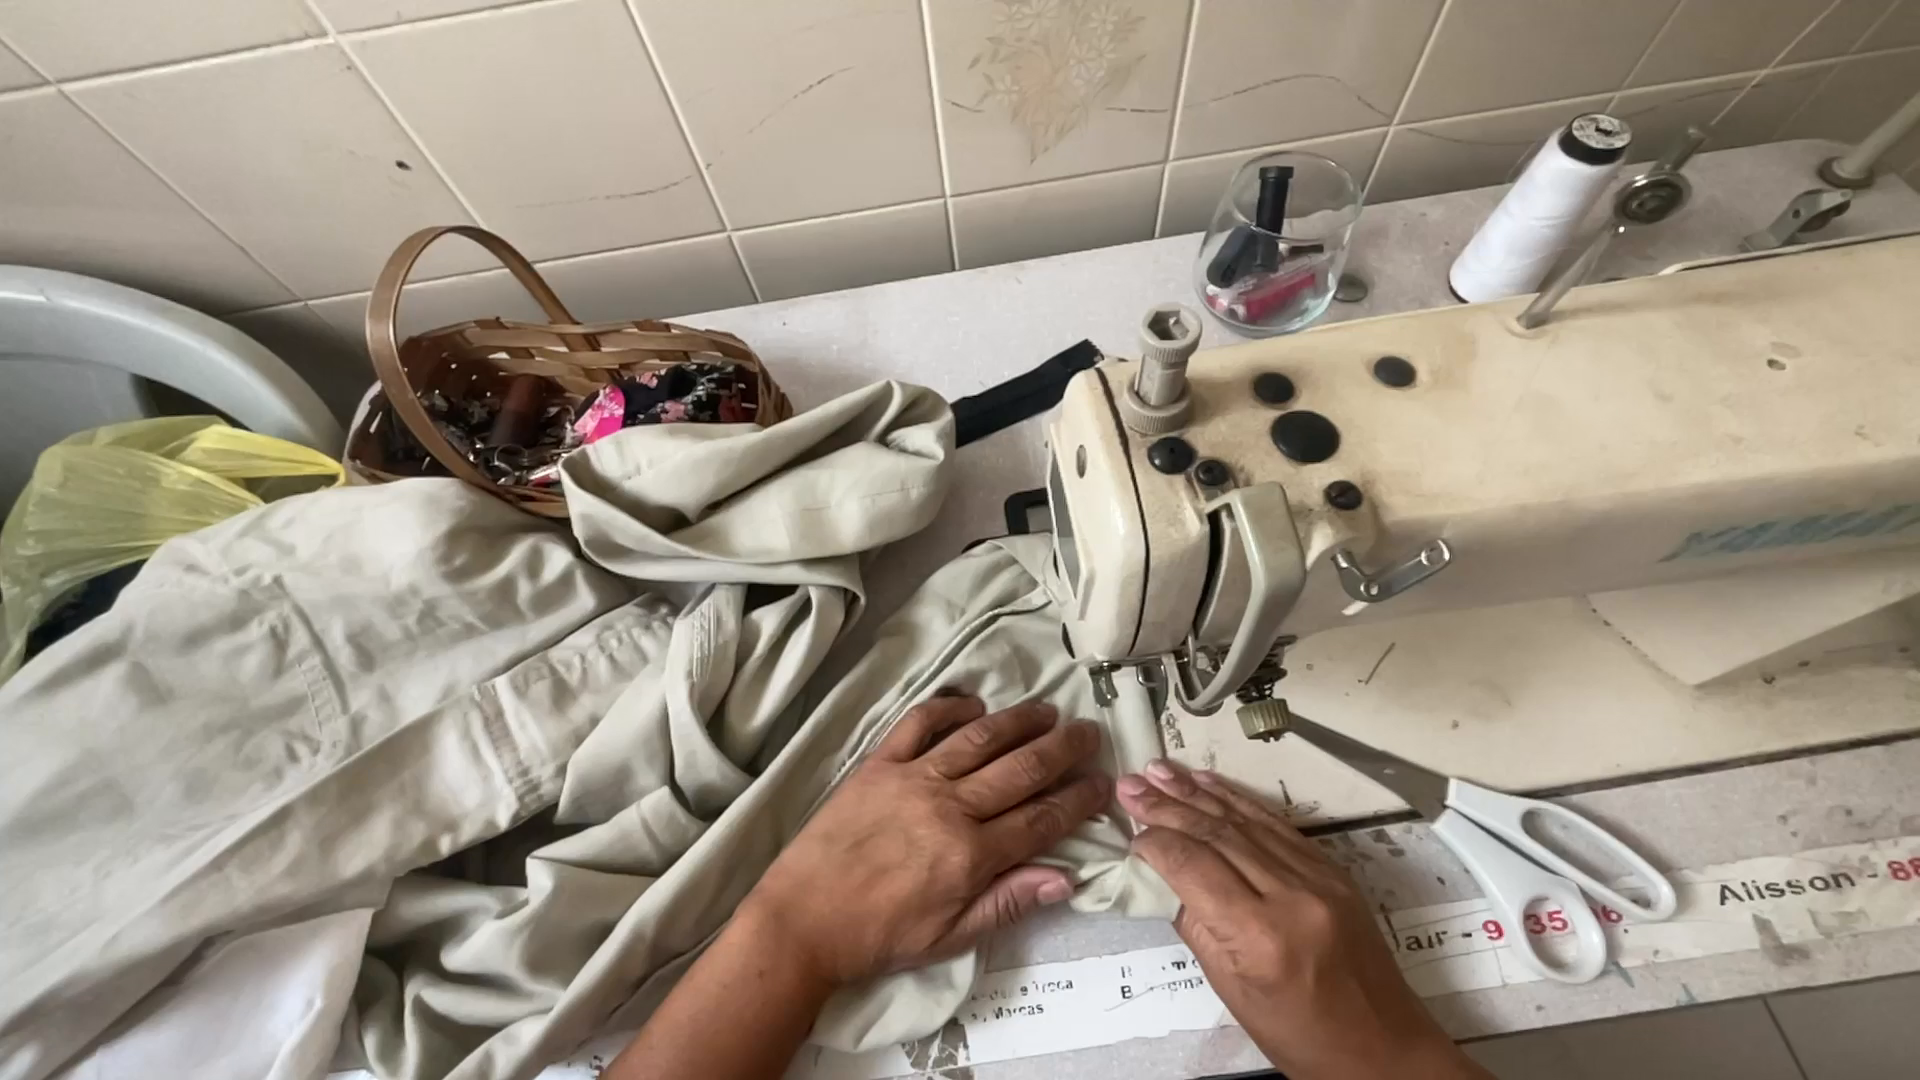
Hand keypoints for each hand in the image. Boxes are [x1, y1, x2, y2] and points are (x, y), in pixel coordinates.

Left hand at [743, 695, 1109, 986]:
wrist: (802, 918)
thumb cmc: (879, 934)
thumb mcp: (949, 937)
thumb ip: (1007, 903)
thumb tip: (1066, 878)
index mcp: (969, 855)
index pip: (1040, 819)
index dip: (1077, 799)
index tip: (1102, 783)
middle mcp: (949, 807)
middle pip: (1019, 769)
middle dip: (1061, 749)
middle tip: (1089, 732)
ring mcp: (913, 778)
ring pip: (979, 739)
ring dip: (1018, 721)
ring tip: (1047, 711)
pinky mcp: (879, 763)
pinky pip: (919, 723)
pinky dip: (949, 708)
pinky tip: (974, 703)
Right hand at [1118, 760, 1488, 1079]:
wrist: (1384, 1049)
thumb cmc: (1298, 1034)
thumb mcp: (1230, 987)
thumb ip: (1193, 921)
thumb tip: (1158, 870)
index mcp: (1259, 936)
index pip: (1192, 866)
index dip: (1154, 842)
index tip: (1129, 831)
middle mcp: (1290, 896)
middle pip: (1214, 834)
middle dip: (1165, 806)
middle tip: (1129, 784)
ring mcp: (1317, 876)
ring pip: (1242, 820)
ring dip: (1194, 792)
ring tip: (1157, 770)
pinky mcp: (1330, 867)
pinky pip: (1273, 822)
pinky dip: (1235, 799)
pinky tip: (1205, 781)